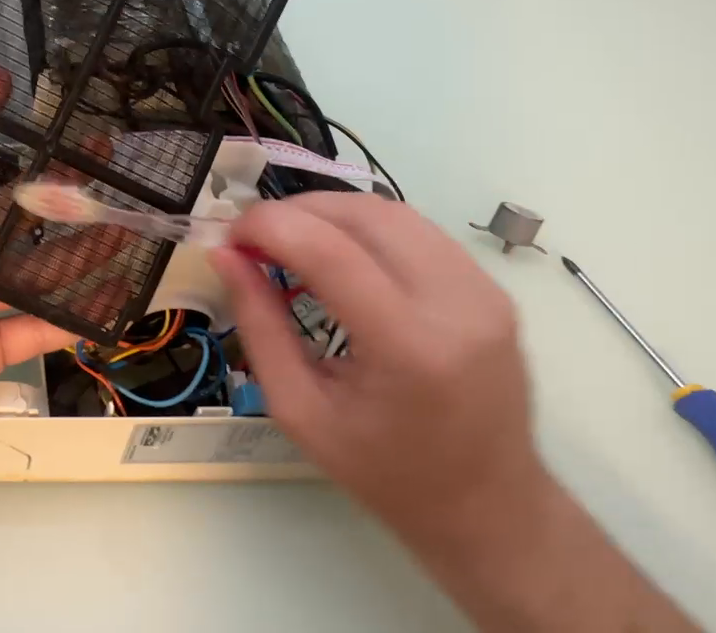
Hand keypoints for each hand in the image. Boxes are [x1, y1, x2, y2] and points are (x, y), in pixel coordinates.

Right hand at [210, 194, 698, 631]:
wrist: (488, 505)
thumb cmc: (383, 471)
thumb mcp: (298, 409)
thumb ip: (258, 325)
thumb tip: (224, 255)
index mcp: (408, 347)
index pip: (327, 249)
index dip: (267, 226)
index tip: (228, 236)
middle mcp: (455, 305)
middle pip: (361, 215)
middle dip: (294, 211)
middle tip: (252, 237)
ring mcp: (482, 291)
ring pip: (390, 211)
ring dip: (328, 212)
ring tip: (288, 239)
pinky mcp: (491, 288)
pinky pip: (416, 229)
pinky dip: (364, 226)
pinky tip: (336, 251)